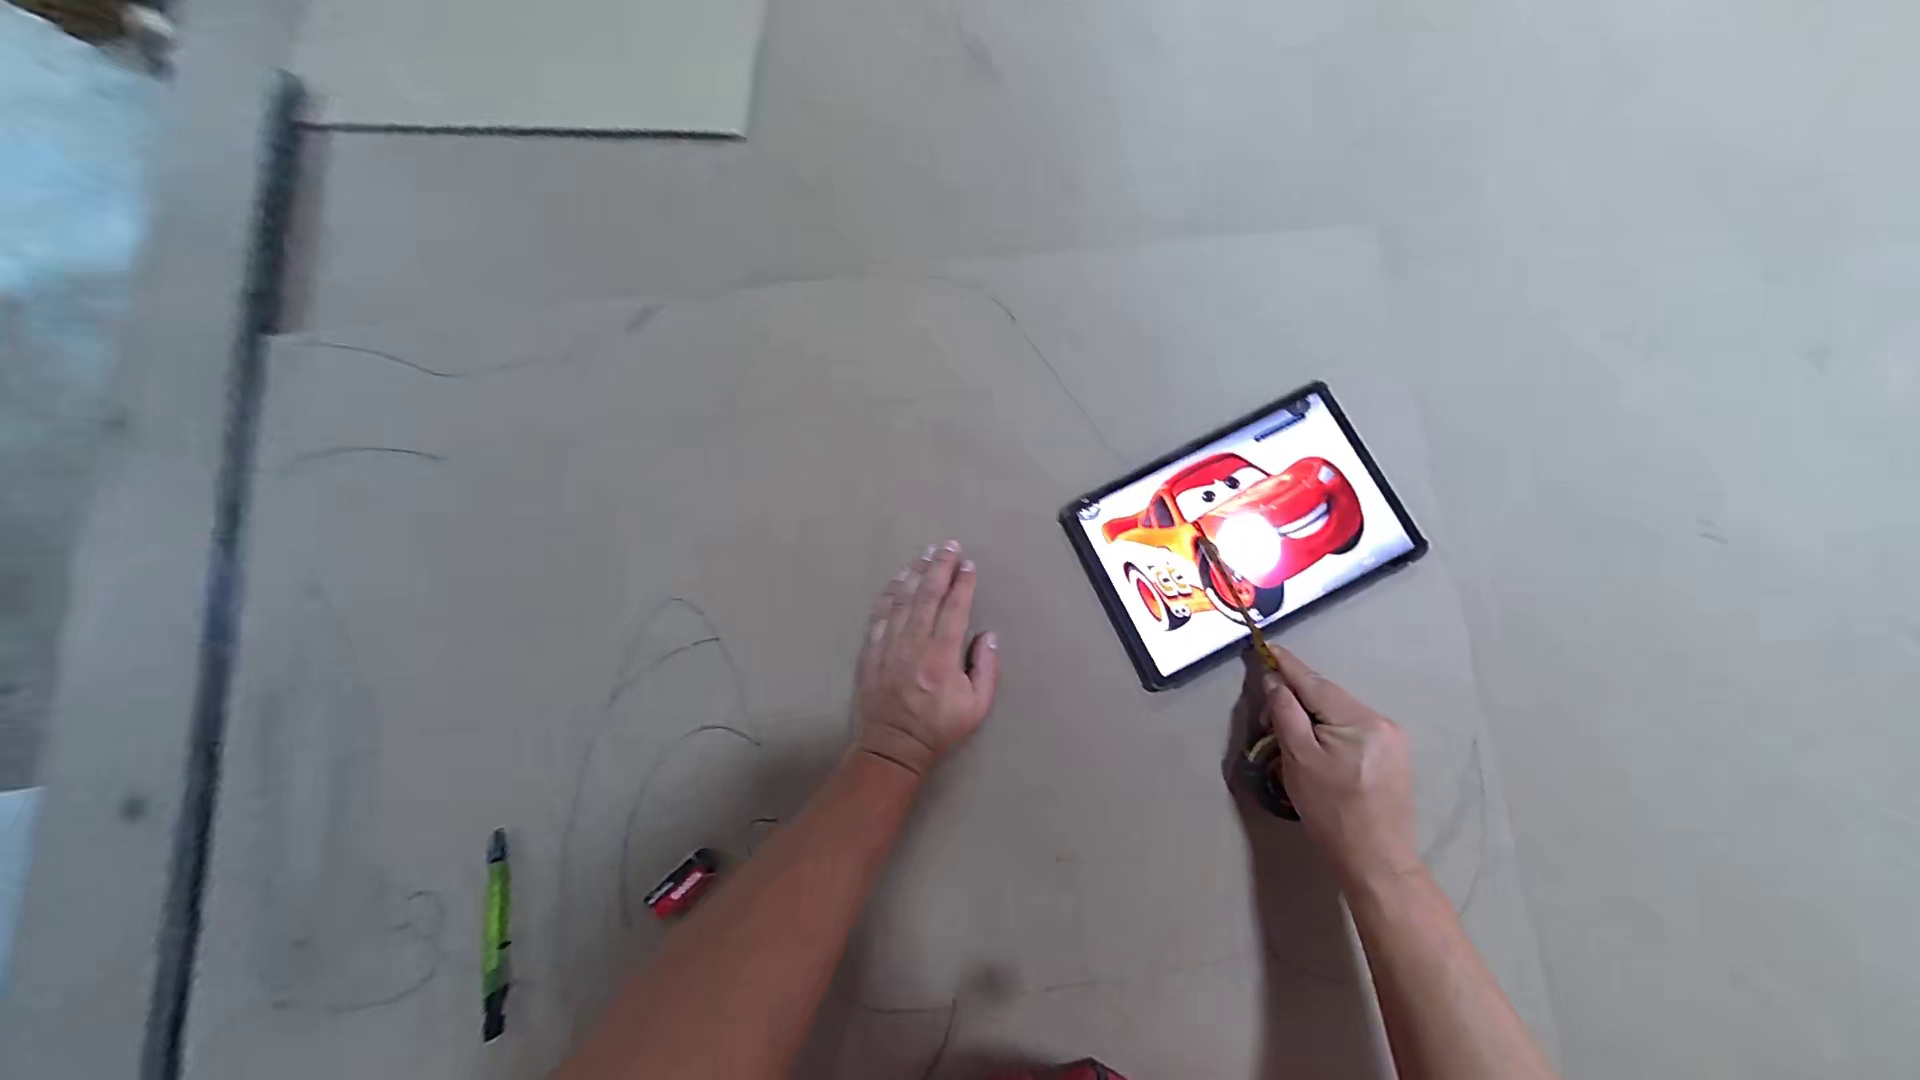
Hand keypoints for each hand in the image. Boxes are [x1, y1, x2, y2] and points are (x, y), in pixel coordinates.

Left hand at [852, 541, 1000, 777]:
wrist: (892, 747)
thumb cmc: (939, 728)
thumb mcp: (978, 707)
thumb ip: (987, 668)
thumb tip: (988, 635)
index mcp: (942, 656)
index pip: (955, 608)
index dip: (963, 583)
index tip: (969, 565)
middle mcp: (914, 644)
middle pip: (928, 595)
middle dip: (940, 567)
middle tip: (949, 546)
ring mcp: (888, 645)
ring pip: (902, 599)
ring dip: (915, 572)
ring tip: (927, 553)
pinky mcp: (870, 651)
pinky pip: (879, 614)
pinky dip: (889, 593)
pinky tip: (898, 578)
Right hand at [1248, 648, 1421, 887]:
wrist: (1376, 859)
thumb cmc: (1331, 810)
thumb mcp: (1298, 758)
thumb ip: (1285, 712)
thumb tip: (1275, 681)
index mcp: (1359, 720)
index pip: (1312, 682)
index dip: (1285, 664)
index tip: (1265, 645)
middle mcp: (1380, 720)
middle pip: (1325, 695)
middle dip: (1294, 696)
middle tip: (1266, 716)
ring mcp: (1391, 737)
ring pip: (1336, 710)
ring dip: (1309, 713)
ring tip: (1287, 734)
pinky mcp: (1392, 753)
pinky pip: (1349, 725)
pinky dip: (1326, 726)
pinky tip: (1314, 742)